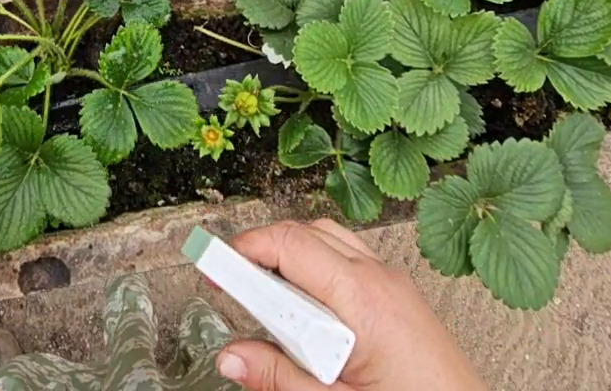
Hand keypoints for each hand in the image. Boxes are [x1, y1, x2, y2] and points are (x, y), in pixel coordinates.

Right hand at [216, 219, 485, 390]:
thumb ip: (280, 379)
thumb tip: (231, 356)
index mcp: (364, 302)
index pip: (289, 246)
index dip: (242, 251)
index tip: (210, 265)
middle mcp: (380, 280)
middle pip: (304, 234)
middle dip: (260, 252)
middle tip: (231, 285)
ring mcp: (393, 284)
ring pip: (326, 239)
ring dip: (289, 257)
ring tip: (266, 300)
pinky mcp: (400, 296)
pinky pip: (348, 258)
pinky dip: (316, 268)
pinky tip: (308, 309)